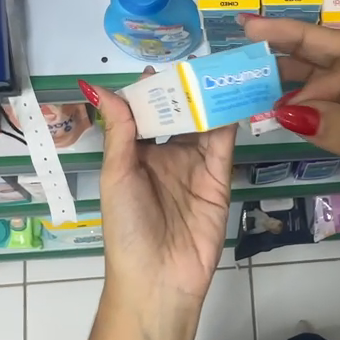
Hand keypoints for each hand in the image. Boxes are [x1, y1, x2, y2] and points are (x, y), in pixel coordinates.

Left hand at [79, 78, 235, 336]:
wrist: (159, 279)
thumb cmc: (127, 230)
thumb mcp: (117, 177)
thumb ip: (120, 132)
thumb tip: (105, 88)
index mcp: (136, 157)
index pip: (144, 115)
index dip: (151, 91)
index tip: (160, 65)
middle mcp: (166, 158)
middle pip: (177, 115)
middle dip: (185, 90)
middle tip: (198, 60)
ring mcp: (194, 167)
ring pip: (203, 125)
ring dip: (208, 100)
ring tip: (219, 69)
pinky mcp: (219, 179)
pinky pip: (224, 144)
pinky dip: (229, 120)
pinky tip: (234, 95)